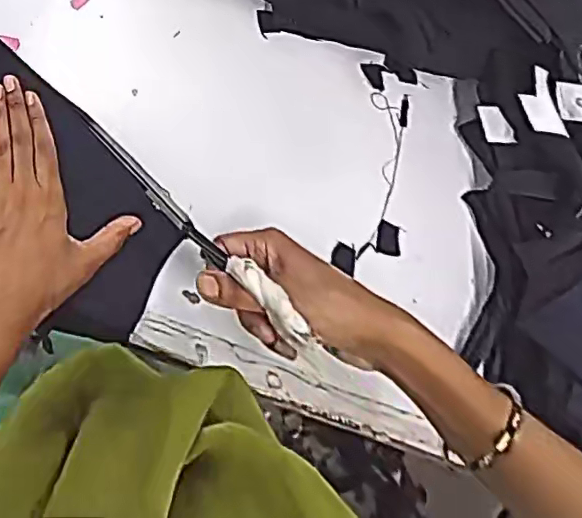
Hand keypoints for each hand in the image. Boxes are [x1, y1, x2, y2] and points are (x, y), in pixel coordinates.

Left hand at [0, 75, 140, 341]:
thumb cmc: (36, 287)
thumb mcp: (83, 264)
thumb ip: (110, 238)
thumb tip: (131, 224)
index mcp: (49, 201)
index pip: (45, 149)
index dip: (39, 119)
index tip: (33, 99)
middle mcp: (24, 192)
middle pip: (22, 139)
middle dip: (17, 107)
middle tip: (12, 82)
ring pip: (1, 146)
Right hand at [195, 227, 416, 368]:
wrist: (375, 337)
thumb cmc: (341, 307)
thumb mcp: (279, 299)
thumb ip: (238, 291)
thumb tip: (206, 280)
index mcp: (269, 245)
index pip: (223, 250)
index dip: (220, 274)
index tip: (226, 295)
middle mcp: (273, 261)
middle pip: (233, 281)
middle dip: (246, 307)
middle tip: (264, 314)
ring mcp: (282, 284)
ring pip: (248, 303)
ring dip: (261, 323)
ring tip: (282, 328)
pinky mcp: (289, 306)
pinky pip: (264, 318)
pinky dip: (273, 331)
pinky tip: (289, 336)